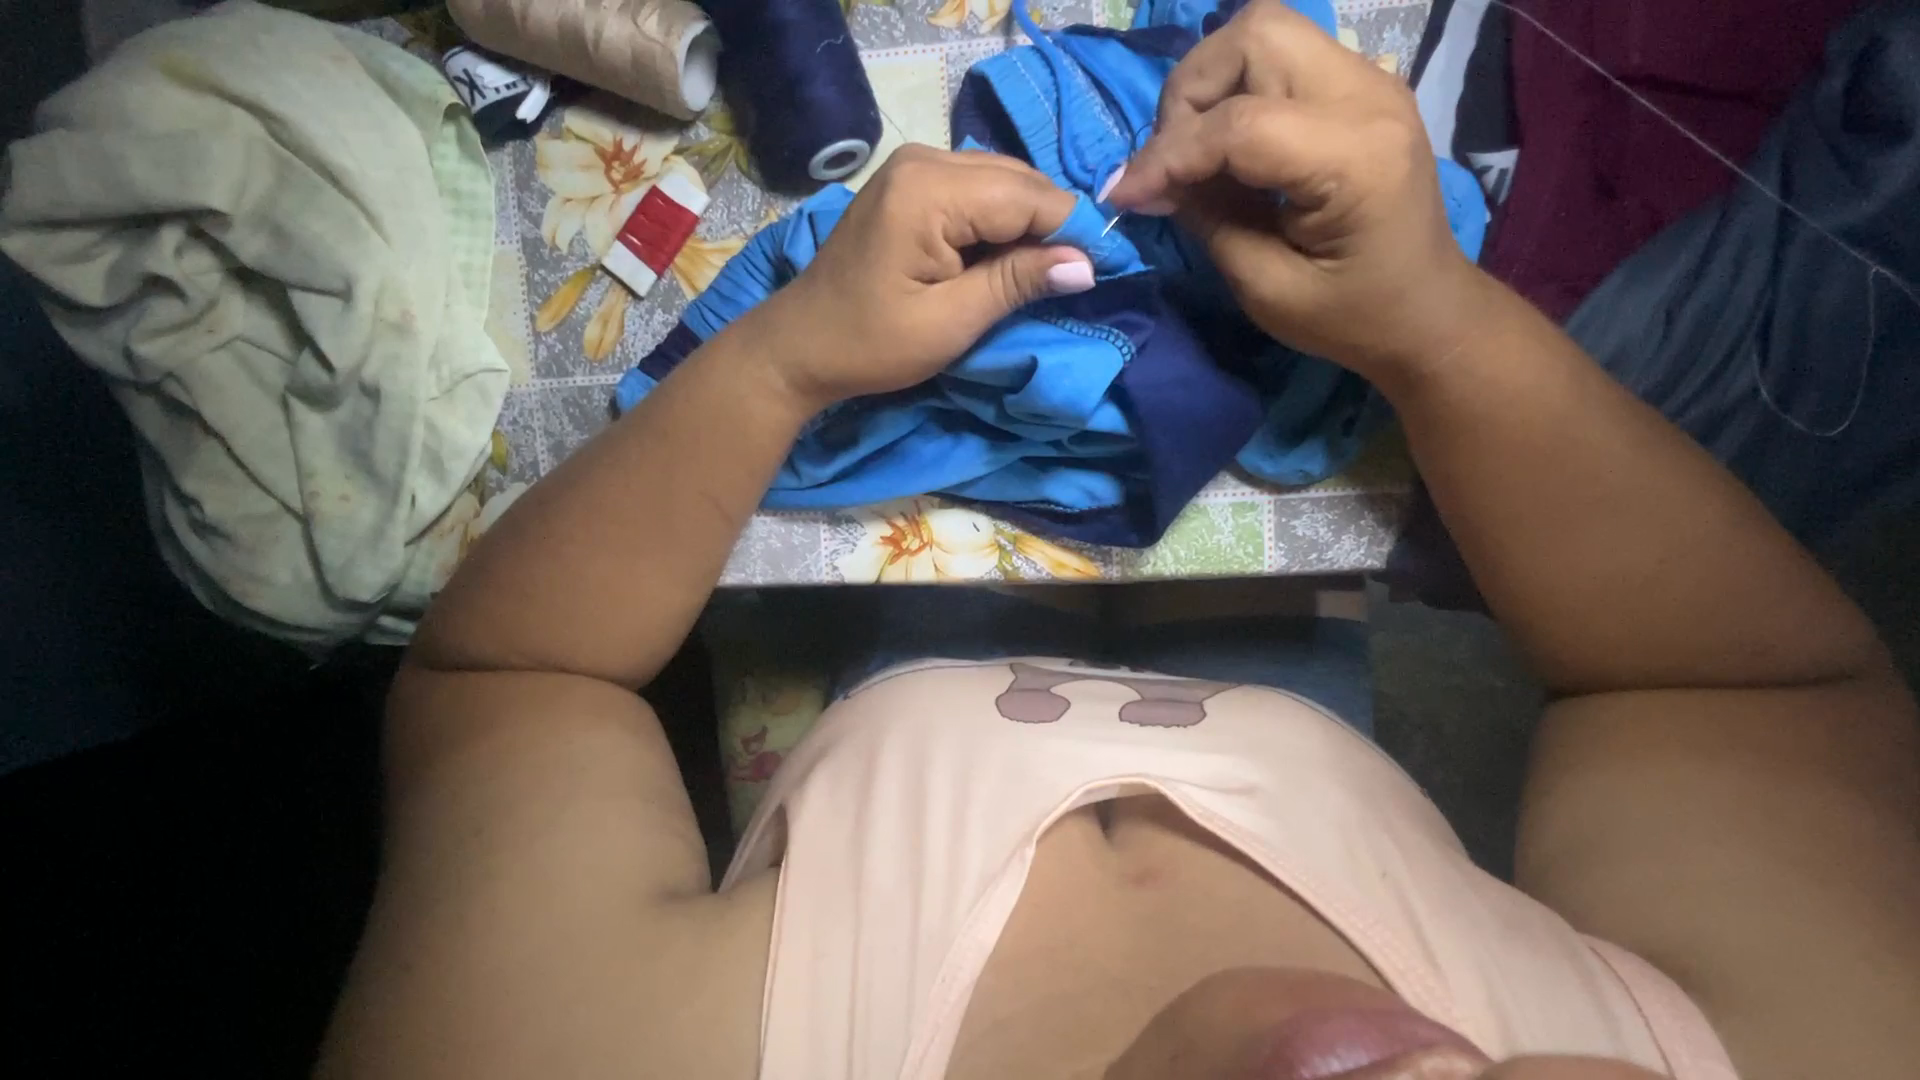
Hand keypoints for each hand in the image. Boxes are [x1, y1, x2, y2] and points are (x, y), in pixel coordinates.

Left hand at [735, 145, 1091, 412]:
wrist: (799, 346)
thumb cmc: (870, 344)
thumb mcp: (950, 322)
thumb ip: (1017, 284)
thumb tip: (1087, 264)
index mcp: (930, 189)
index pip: (1029, 197)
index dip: (1072, 234)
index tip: (1103, 273)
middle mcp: (924, 159)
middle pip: (1018, 181)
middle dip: (1052, 227)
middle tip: (1077, 277)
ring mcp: (913, 167)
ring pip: (1001, 183)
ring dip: (1027, 225)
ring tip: (1043, 273)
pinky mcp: (909, 184)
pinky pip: (975, 192)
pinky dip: (999, 223)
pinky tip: (1004, 259)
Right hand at [1105, 0, 1490, 375]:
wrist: (1424, 309)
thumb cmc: (1349, 316)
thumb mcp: (1265, 288)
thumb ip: (1207, 222)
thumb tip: (1146, 184)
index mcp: (1354, 159)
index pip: (1239, 123)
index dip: (1166, 155)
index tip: (1123, 194)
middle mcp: (1368, 96)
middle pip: (1253, 36)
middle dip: (1188, 95)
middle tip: (1169, 164)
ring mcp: (1369, 80)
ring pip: (1262, 31)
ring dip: (1209, 85)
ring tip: (1192, 152)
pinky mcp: (1358, 84)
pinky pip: (1280, 56)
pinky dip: (1234, 90)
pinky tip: (1225, 146)